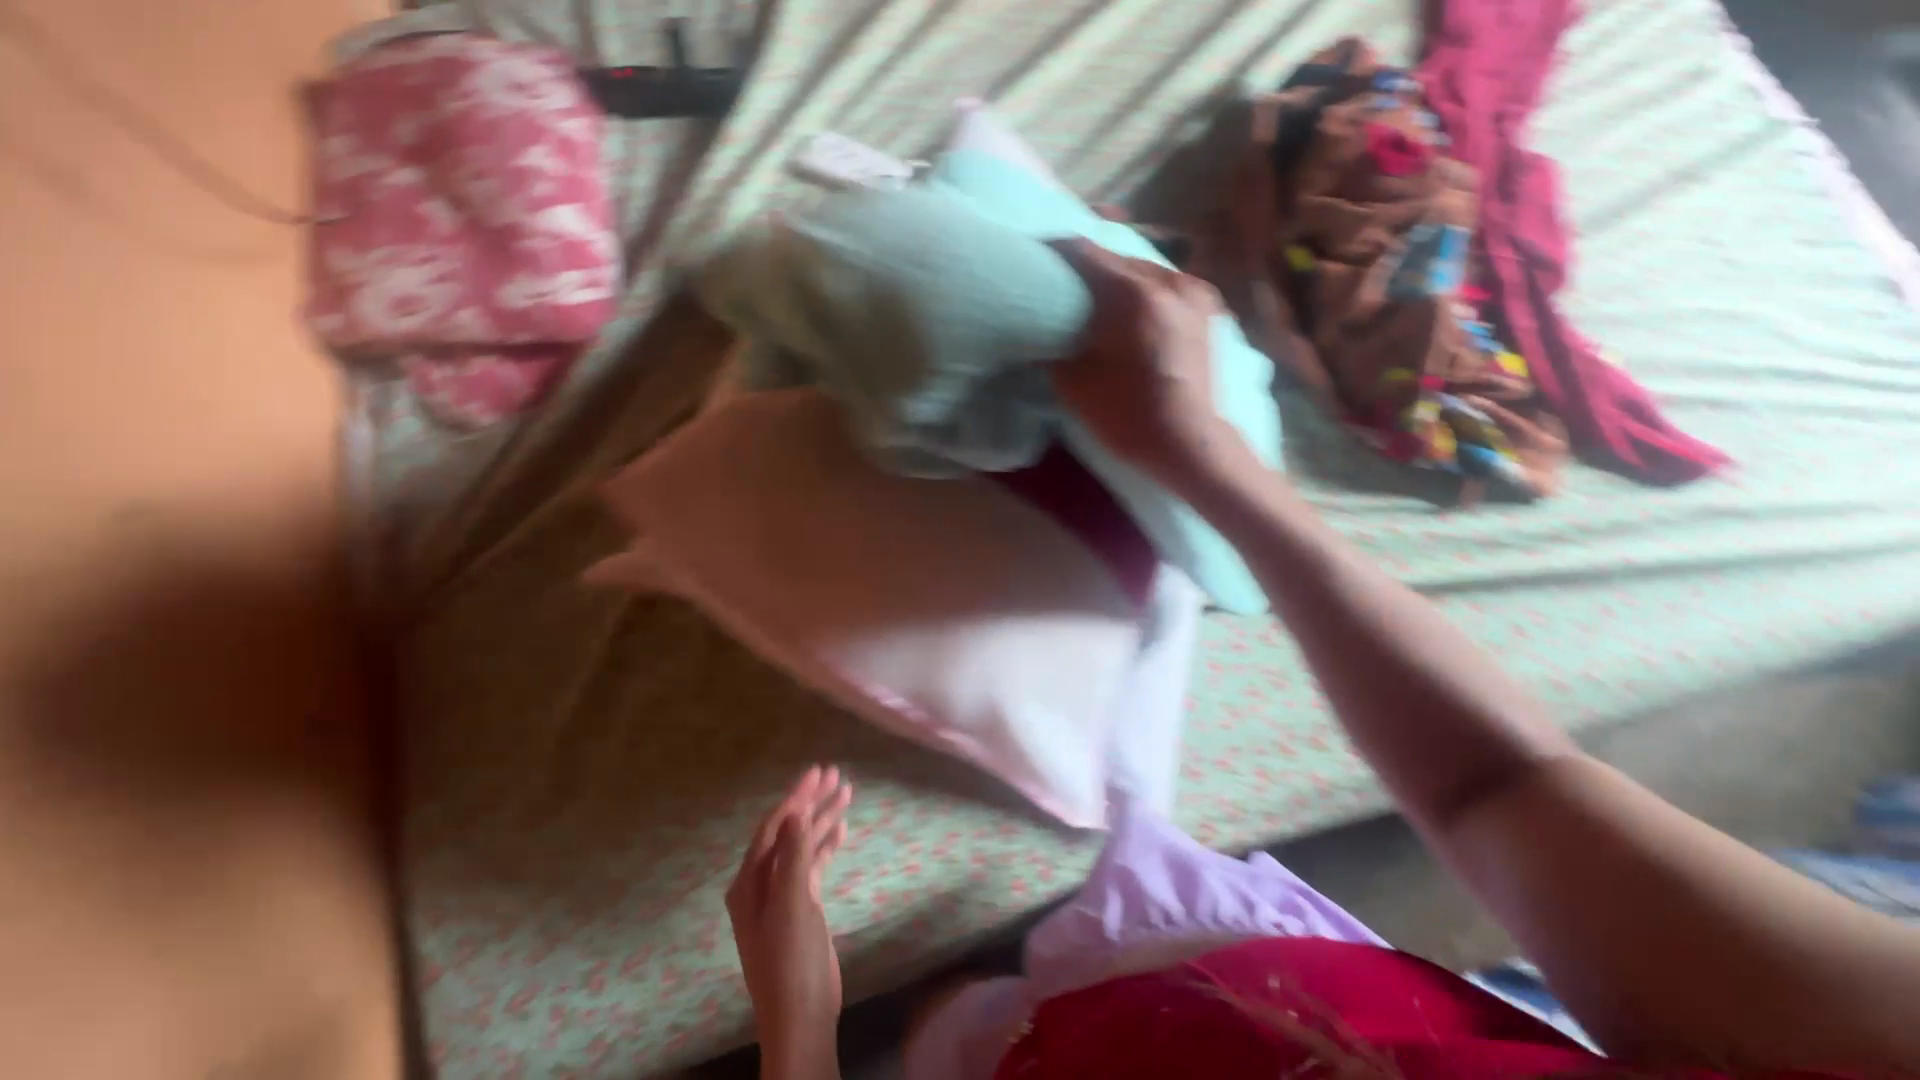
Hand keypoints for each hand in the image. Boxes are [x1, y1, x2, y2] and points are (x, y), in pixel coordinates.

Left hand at [727, 766, 852, 1077]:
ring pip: (803, 846)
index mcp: (749, 883)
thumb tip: (795, 813)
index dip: (795, 798)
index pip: (773, 828)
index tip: (818, 772)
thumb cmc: (790, 961)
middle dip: (810, 802)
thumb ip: (793, 858)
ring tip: (847, 792)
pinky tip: (842, 829)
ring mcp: (782, 896)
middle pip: (787, 832)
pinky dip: (826, 846)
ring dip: (822, 820)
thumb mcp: (791, 906)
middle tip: (835, 774)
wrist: (801, 1014)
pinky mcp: (802, 908)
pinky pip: (813, 866)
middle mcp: (761, 884)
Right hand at [1048, 239, 1242, 487]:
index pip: (1084, 252)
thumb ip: (1055, 343)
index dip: (1056, 252)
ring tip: (1099, 298)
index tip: (1037, 258)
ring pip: (1145, 270)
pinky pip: (1167, 287)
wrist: (1186, 443)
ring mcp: (1194, 293)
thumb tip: (1042, 326)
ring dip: (1121, 280)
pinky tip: (1133, 312)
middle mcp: (1168, 281)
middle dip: (1090, 268)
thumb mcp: (1073, 381)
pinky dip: (1147, 293)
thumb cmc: (1125, 415)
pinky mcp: (1207, 310)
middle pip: (1117, 258)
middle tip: (1066, 283)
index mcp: (1132, 293)